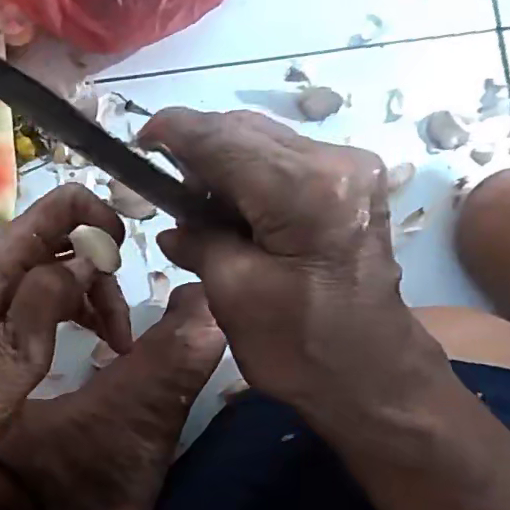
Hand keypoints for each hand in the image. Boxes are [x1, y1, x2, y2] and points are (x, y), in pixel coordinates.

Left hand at [0, 184, 133, 438]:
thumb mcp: (20, 344)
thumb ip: (50, 293)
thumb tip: (89, 258)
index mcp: (6, 255)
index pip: (65, 203)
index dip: (100, 220)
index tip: (118, 260)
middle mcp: (12, 255)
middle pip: (78, 237)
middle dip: (105, 273)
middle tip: (119, 324)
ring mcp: (18, 277)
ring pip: (78, 266)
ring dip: (103, 298)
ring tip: (118, 341)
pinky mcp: (24, 300)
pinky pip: (67, 289)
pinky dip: (89, 309)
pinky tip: (106, 338)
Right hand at [141, 108, 445, 427]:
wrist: (372, 378)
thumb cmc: (299, 346)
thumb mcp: (231, 293)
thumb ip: (199, 241)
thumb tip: (175, 225)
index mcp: (305, 190)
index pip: (224, 140)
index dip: (175, 131)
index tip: (137, 140)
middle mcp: (337, 163)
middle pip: (245, 131)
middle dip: (197, 151)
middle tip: (163, 189)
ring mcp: (349, 171)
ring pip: (262, 143)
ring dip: (220, 166)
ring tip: (196, 210)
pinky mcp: (350, 186)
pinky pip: (281, 162)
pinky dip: (245, 178)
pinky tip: (227, 211)